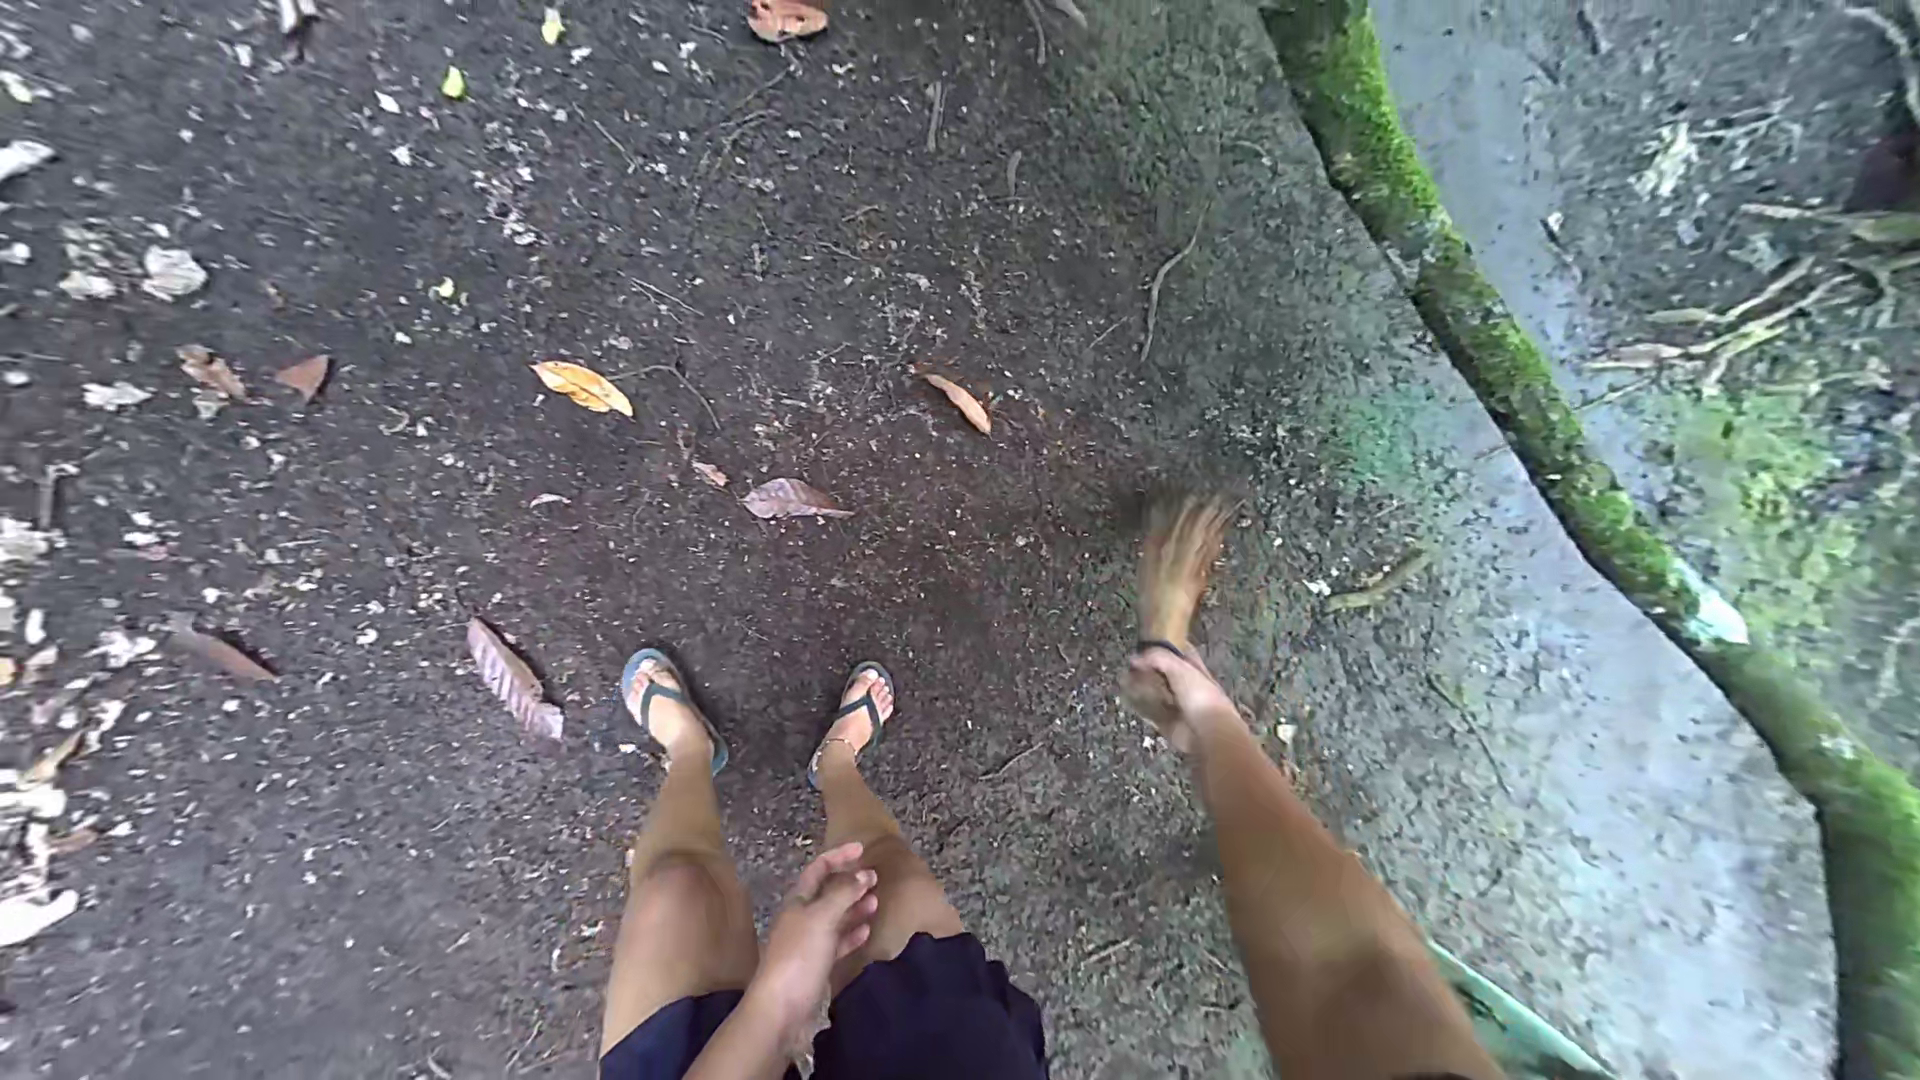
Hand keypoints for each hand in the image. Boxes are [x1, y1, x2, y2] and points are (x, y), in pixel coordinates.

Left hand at [743, 842, 878, 1033]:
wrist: (779, 1012)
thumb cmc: (799, 955)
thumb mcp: (822, 916)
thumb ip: (844, 892)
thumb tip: (865, 873)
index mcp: (798, 899)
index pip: (819, 867)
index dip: (839, 855)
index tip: (862, 848)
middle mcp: (802, 917)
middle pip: (828, 891)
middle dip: (851, 882)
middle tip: (875, 878)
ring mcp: (809, 943)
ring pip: (835, 917)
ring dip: (855, 907)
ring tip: (876, 902)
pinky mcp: (816, 966)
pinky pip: (837, 943)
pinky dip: (852, 934)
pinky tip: (866, 931)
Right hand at [1125, 646, 1242, 753]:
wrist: (1208, 732)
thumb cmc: (1200, 696)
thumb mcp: (1180, 667)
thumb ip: (1157, 657)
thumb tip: (1135, 659)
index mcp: (1195, 670)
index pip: (1179, 653)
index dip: (1164, 647)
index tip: (1146, 644)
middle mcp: (1186, 687)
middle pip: (1162, 673)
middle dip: (1146, 669)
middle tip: (1131, 665)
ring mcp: (1176, 705)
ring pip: (1154, 692)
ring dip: (1139, 686)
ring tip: (1124, 679)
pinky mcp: (1167, 721)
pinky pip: (1148, 710)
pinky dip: (1137, 704)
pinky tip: (1127, 697)